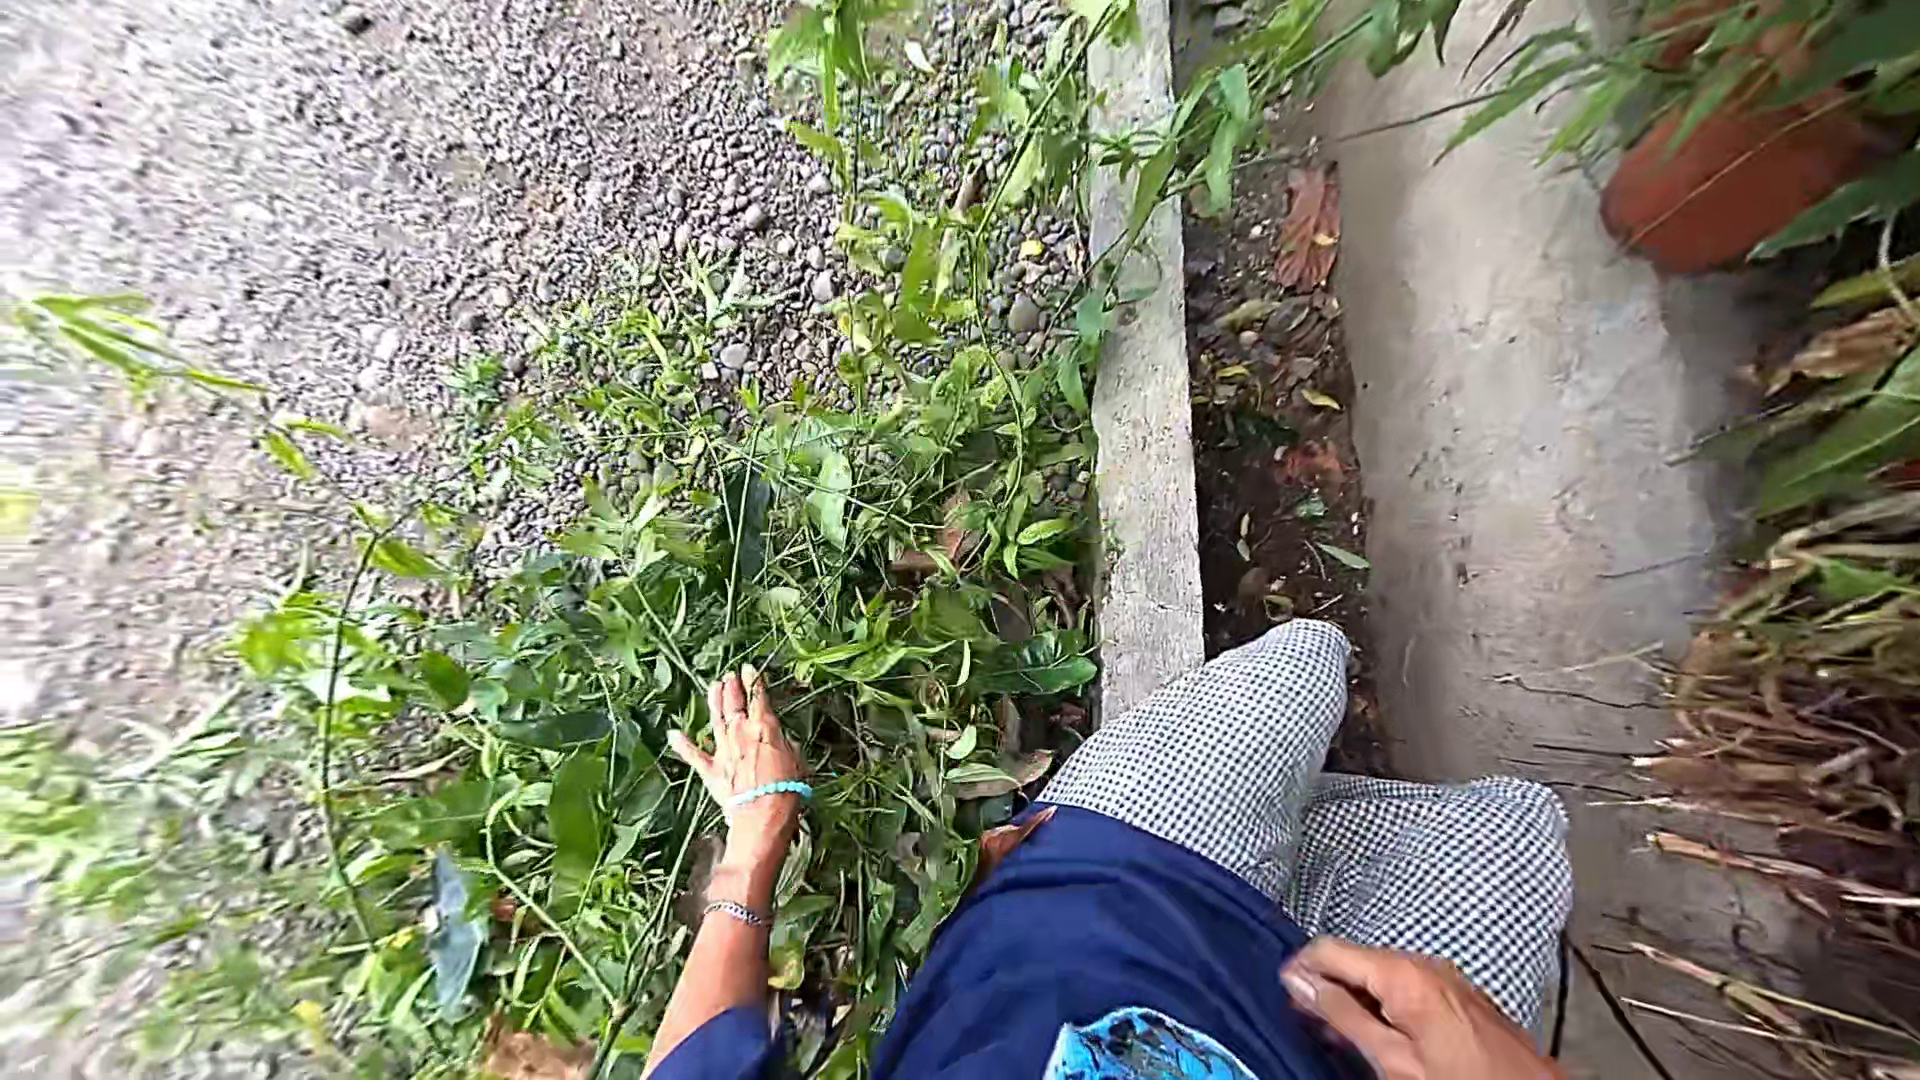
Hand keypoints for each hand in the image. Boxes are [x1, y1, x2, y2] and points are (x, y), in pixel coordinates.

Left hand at [668, 665, 805, 870]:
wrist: (762, 814)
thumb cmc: (787, 787)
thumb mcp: (795, 757)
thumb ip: (783, 742)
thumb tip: (777, 739)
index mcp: (764, 726)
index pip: (758, 696)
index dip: (753, 680)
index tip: (749, 668)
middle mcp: (741, 732)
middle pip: (734, 703)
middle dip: (732, 686)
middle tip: (729, 674)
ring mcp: (723, 750)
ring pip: (715, 719)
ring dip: (714, 701)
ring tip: (713, 686)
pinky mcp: (711, 770)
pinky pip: (693, 755)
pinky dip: (682, 744)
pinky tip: (673, 733)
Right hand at [1282, 938, 1563, 1079]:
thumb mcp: (1395, 1064)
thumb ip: (1342, 1016)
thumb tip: (1297, 981)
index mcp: (1403, 971)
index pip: (1329, 949)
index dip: (1301, 968)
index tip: (1284, 993)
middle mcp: (1424, 962)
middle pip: (1356, 959)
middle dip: (1331, 985)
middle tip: (1311, 1020)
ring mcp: (1449, 978)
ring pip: (1381, 973)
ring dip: (1359, 996)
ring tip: (1347, 1033)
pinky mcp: (1467, 997)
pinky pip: (1410, 986)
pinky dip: (1389, 1003)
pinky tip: (1387, 1033)